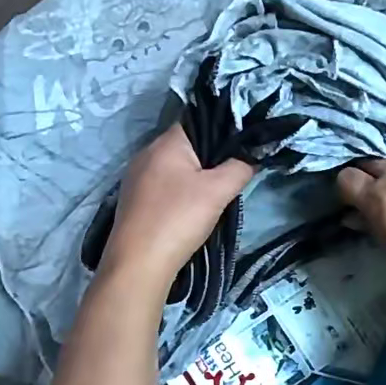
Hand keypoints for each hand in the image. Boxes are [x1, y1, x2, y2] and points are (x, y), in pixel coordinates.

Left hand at [104, 125, 254, 287]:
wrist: (138, 263)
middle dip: (209, 157)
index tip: (242, 144)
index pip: (197, 121)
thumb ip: (240, 167)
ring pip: (173, 168)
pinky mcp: (133, 200)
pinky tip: (189, 209)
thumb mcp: (218, 191)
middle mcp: (146, 153)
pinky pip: (162, 187)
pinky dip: (178, 193)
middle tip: (233, 171)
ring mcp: (135, 178)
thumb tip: (252, 154)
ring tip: (215, 192)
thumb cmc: (178, 218)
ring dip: (193, 177)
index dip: (221, 129)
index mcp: (165, 142)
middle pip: (185, 146)